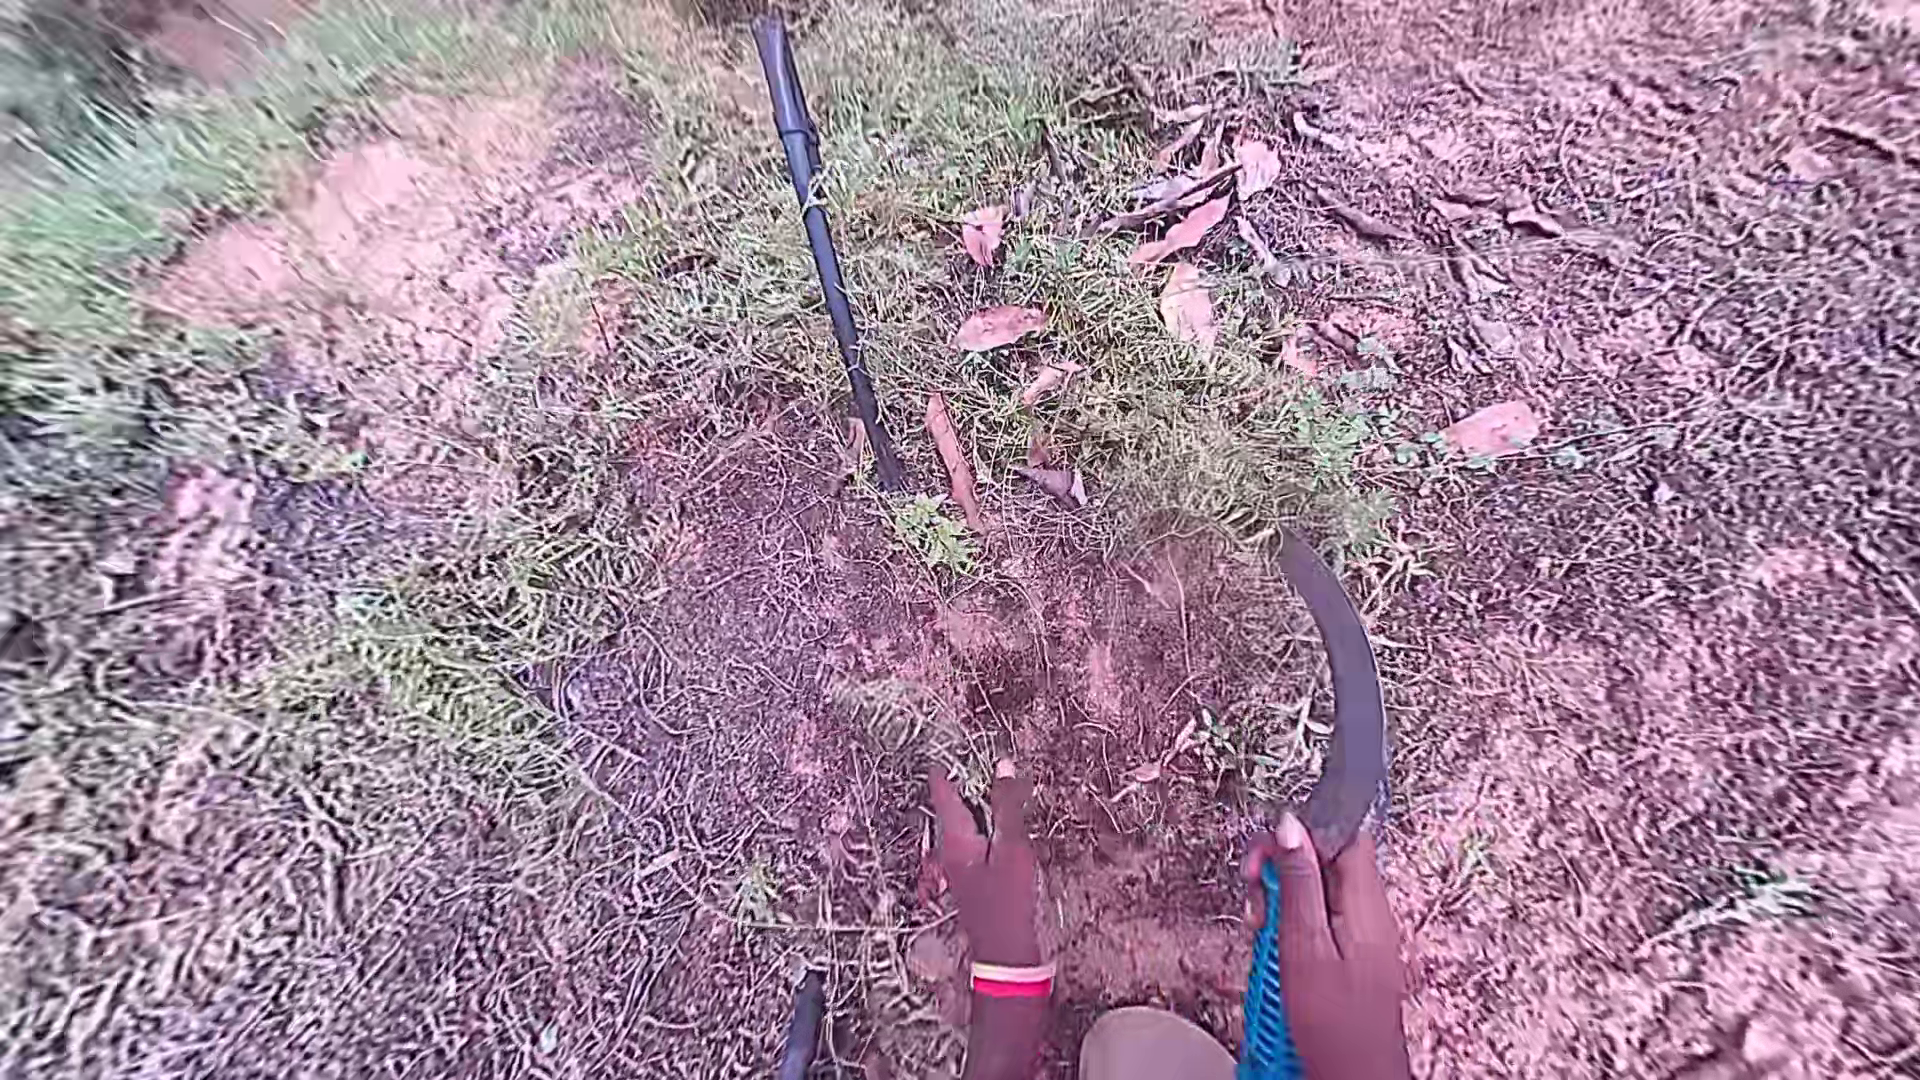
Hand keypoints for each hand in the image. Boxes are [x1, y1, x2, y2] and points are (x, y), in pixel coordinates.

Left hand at [928, 764, 1041, 965]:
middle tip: (984, 753)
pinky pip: (975, 834)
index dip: (947, 764)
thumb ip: (1007, 805)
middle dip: (967, 779)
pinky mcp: (971, 872)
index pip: (943, 790)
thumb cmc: (1009, 901)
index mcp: (954, 837)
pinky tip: (1005, 818)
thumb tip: (1003, 765)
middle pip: (954, 802)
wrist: (1008, 957)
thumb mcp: (1012, 847)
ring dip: (980, 800)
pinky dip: (987, 820)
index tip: (951, 740)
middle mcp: (950, 847)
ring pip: (966, 818)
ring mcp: (959, 861)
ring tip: (999, 780)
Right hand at [1243, 814, 1410, 1079]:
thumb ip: (1298, 880)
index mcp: (1366, 905)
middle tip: (1256, 885)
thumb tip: (1290, 825)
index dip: (1303, 832)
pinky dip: (1288, 916)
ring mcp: (1360, 931)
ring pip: (1314, 884)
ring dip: (1280, 892)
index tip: (1271, 850)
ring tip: (1261, 918)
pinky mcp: (1347, 948)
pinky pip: (1315, 912)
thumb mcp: (1303, 943)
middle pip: (1323, 857)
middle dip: (1282, 864)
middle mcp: (1369, 912)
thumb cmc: (1332, 1025)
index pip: (1343, 835)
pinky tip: (1273, 935)